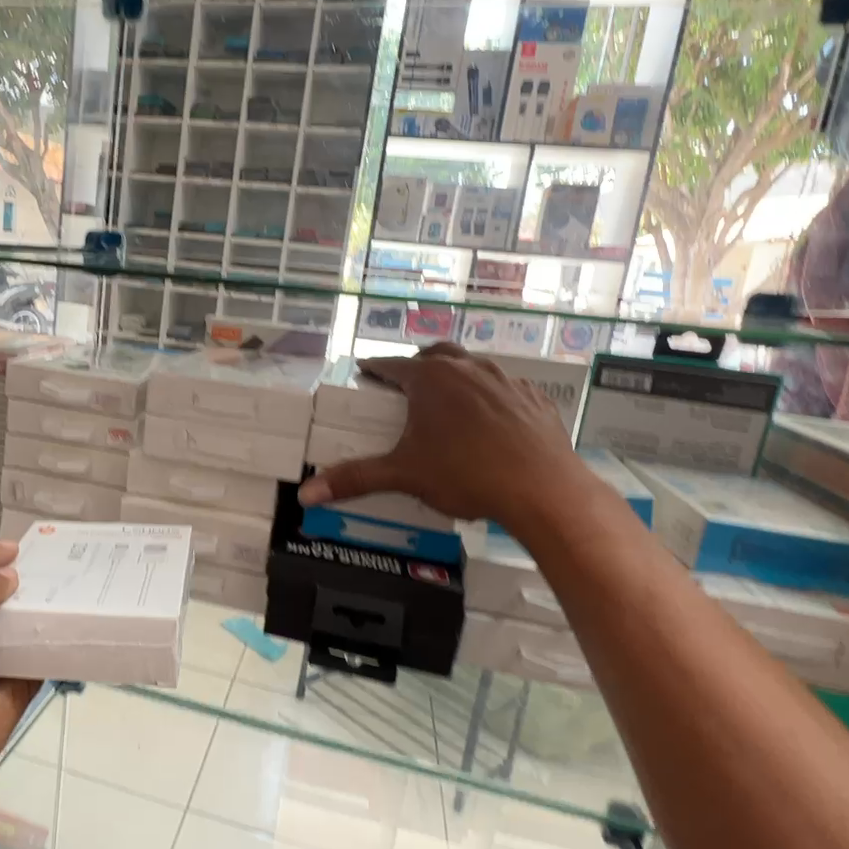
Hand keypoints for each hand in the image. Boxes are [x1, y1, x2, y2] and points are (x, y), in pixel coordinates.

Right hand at [298, 344, 590, 534]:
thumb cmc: (466, 474)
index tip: (364, 372)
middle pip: (436, 354)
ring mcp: (506, 380)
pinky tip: (490, 422)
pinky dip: (491, 397)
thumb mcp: (403, 475)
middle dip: (418, 364)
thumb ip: (355, 479)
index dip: (374, 369)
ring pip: (474, 366)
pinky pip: (505, 389)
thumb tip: (306, 495)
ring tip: (448, 401)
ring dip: (456, 377)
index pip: (391, 365)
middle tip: (406, 382)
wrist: (542, 488)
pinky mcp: (534, 399)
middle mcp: (467, 369)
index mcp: (430, 379)